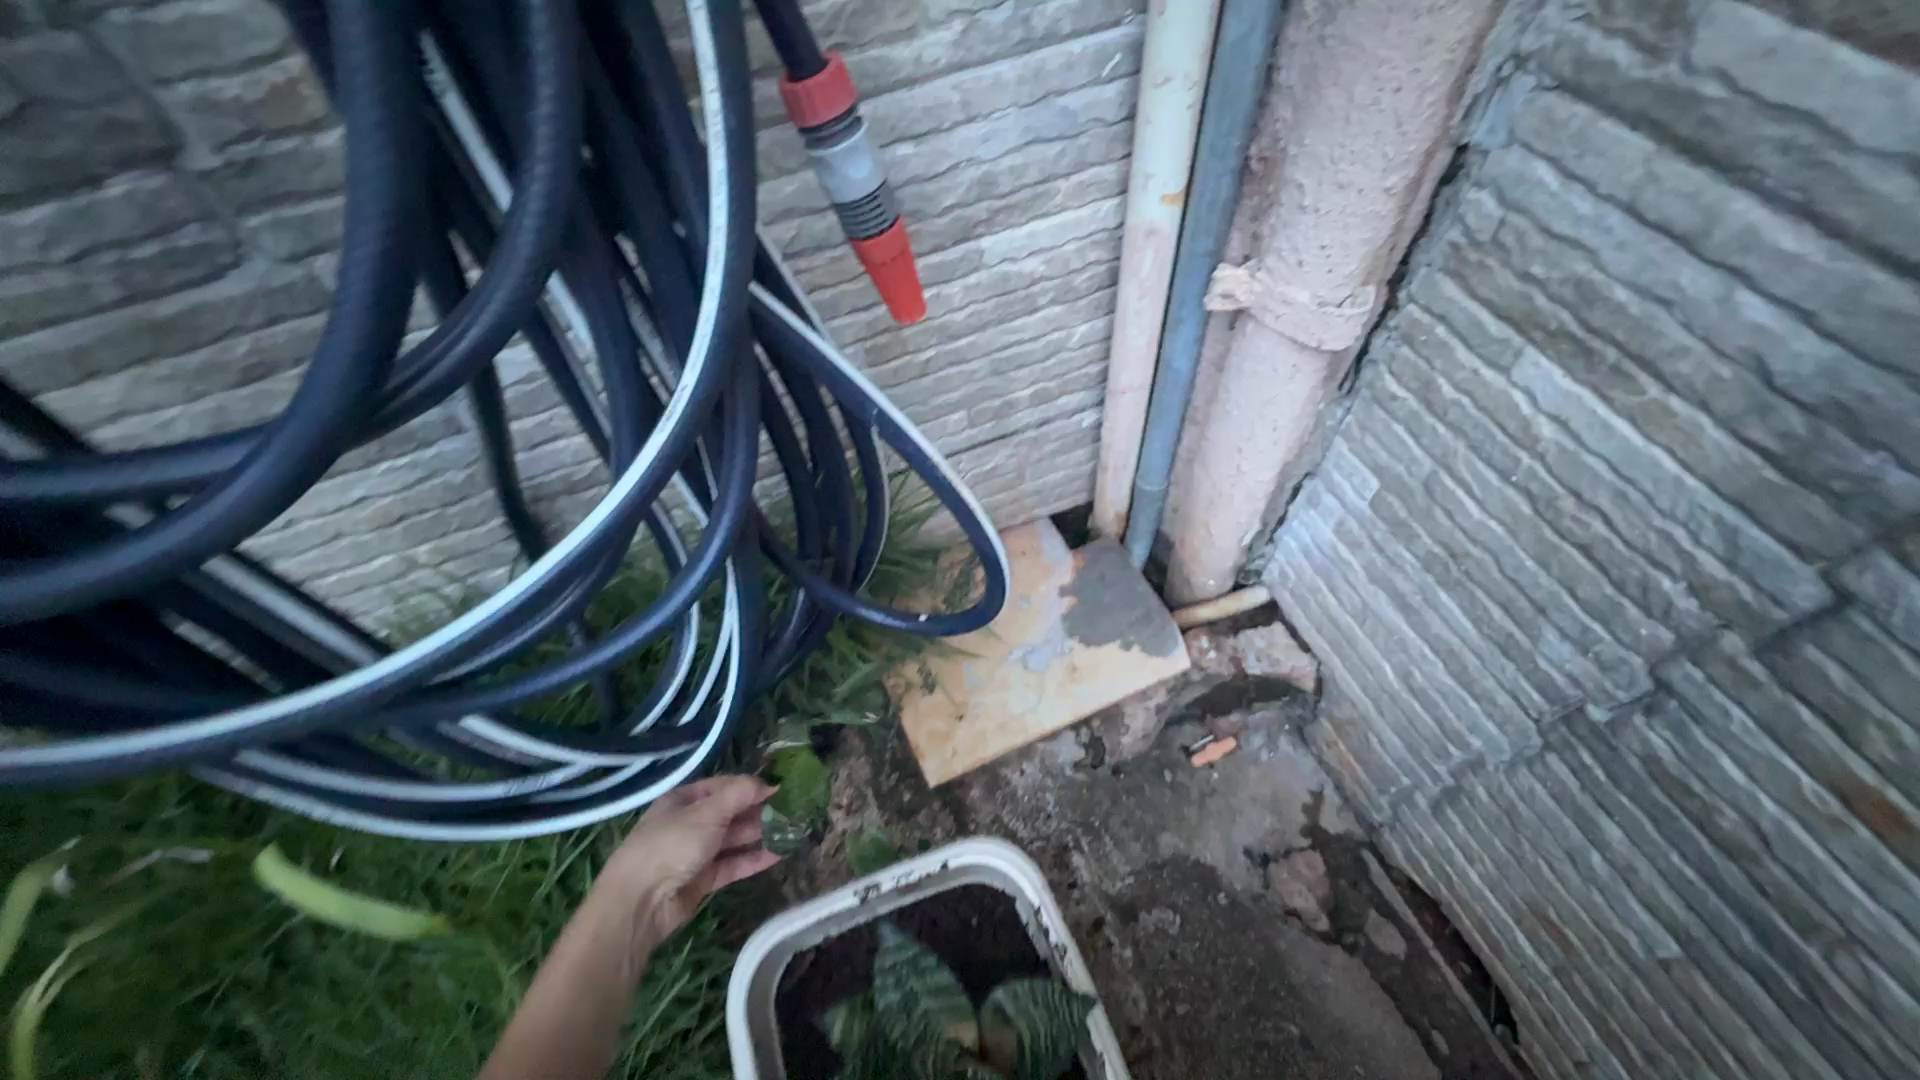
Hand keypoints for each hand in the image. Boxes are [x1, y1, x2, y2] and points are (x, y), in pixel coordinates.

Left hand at [597, 775, 780, 947]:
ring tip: (791, 832)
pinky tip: (777, 855)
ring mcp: (696, 852)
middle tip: (790, 812)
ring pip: (733, 839)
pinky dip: (753, 860)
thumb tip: (770, 782)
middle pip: (730, 812)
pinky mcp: (703, 879)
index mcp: (684, 800)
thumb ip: (740, 795)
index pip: (723, 786)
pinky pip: (732, 864)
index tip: (779, 789)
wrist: (641, 902)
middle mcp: (691, 823)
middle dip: (758, 811)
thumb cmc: (672, 844)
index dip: (750, 787)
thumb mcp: (707, 812)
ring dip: (759, 835)